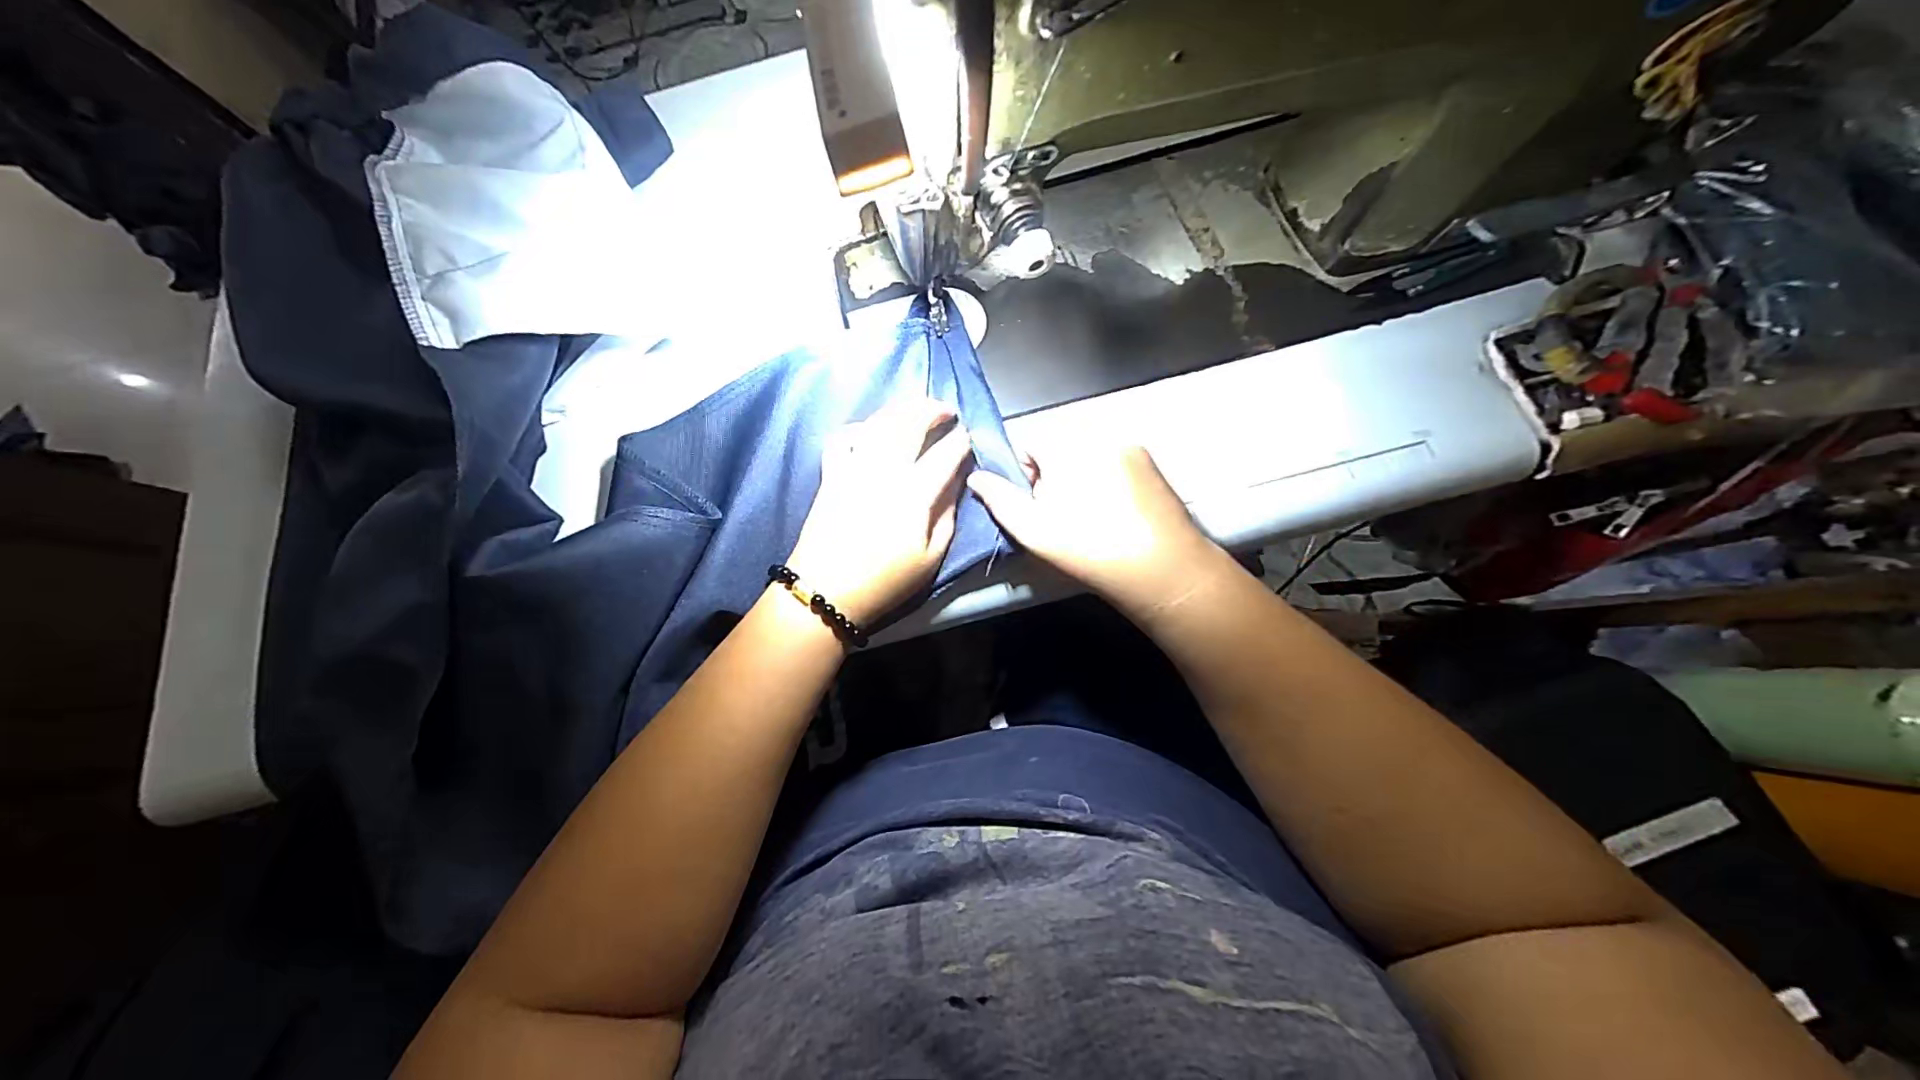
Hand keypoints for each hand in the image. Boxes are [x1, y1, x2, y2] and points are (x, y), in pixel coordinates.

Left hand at [784, 397, 973, 626]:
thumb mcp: (930, 557)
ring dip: (901, 409)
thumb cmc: (885, 581)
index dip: (961, 442)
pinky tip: (870, 430)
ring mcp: (854, 467)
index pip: (946, 454)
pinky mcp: (831, 472)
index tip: (967, 438)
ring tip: (916, 408)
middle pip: (911, 423)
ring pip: (879, 422)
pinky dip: (859, 426)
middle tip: (946, 410)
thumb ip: (948, 515)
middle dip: (932, 410)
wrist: (825, 591)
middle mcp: (885, 470)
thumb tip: (957, 482)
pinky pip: (843, 436)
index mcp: (915, 494)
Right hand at [967, 445, 1227, 615]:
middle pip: (1057, 444)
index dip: (1022, 473)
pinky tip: (1111, 511)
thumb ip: (999, 498)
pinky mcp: (1149, 461)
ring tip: (1085, 515)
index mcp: (1066, 444)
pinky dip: (1104, 477)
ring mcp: (1128, 445)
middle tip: (1057, 513)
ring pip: (1085, 452)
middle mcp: (1098, 432)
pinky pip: (1112, 460)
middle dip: (1050, 472)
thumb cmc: (1090, 549)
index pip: (1026, 442)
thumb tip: (977, 477)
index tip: (1031, 504)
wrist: (1164, 569)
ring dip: (1077, 474)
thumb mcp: (1033, 530)